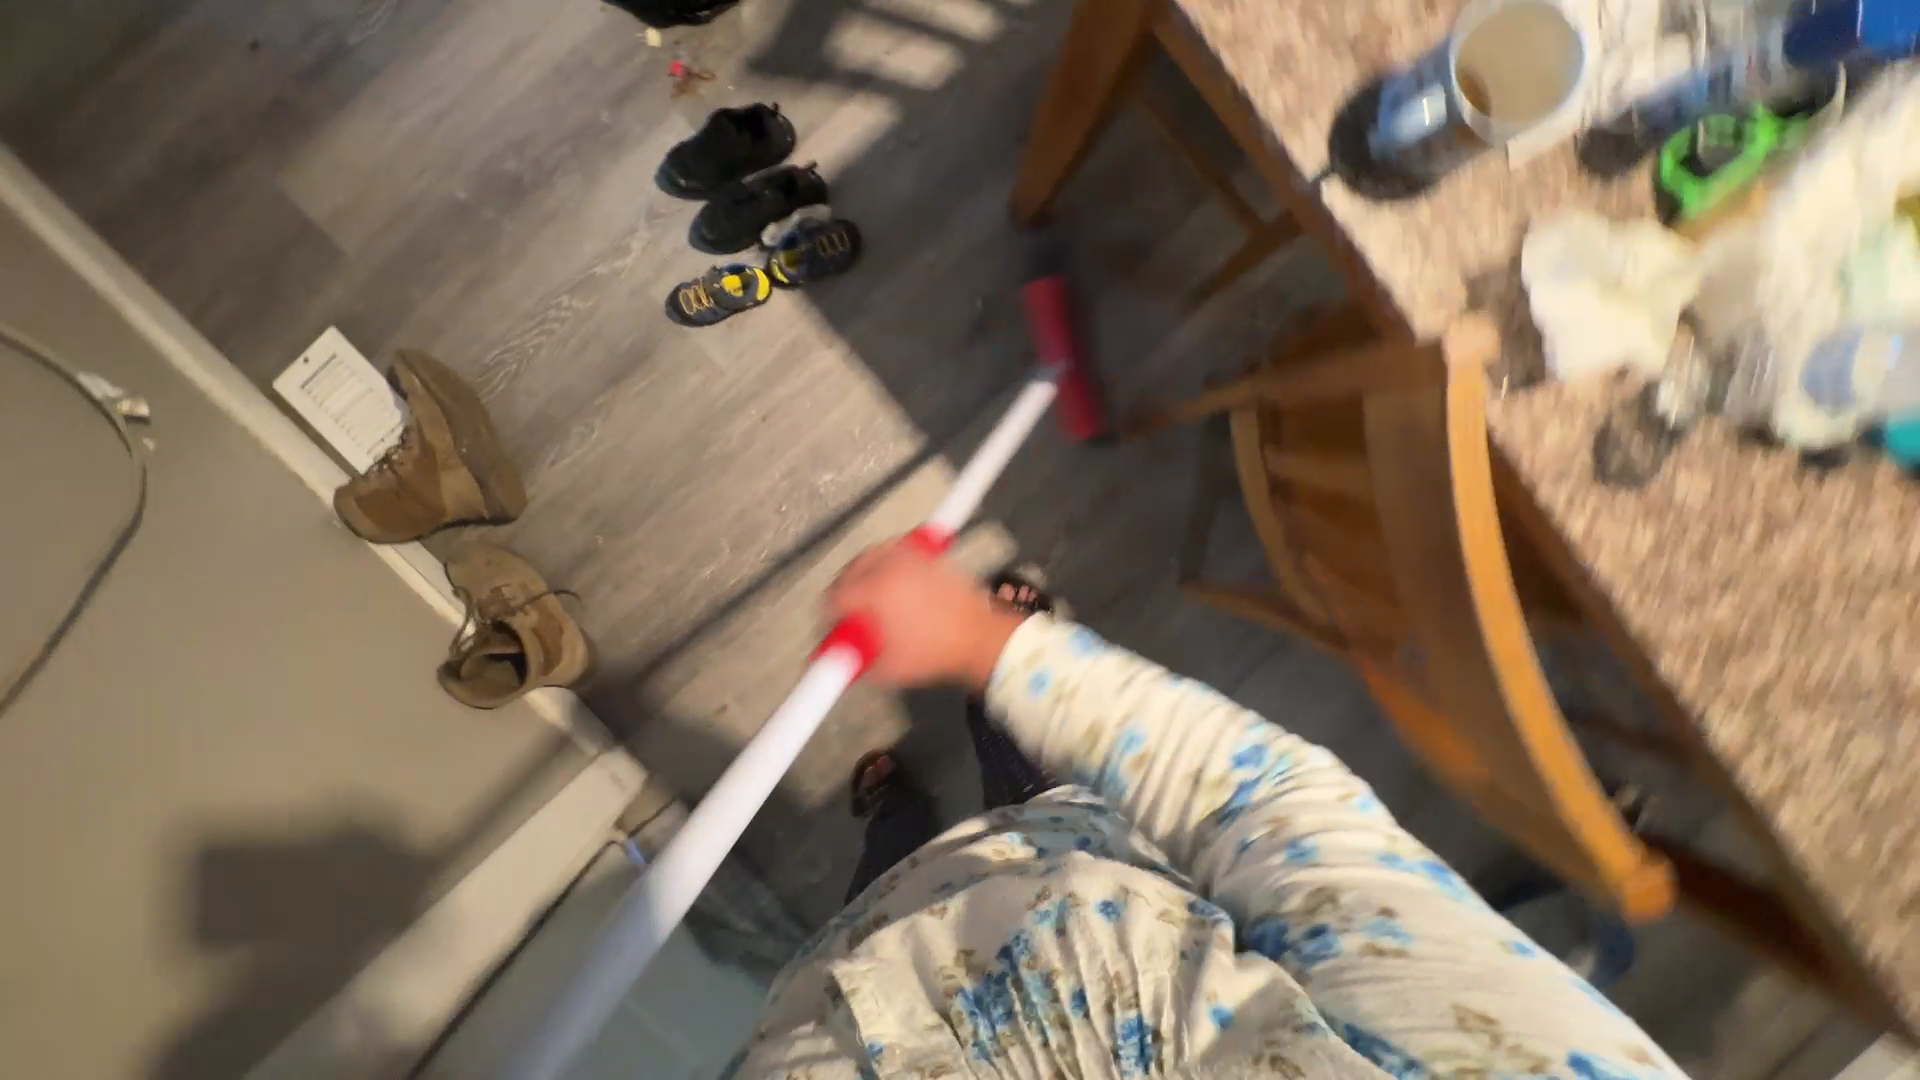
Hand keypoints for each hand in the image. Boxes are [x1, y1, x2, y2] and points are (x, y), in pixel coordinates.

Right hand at [824, 539, 1027, 690]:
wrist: (978, 638)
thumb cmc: (934, 654)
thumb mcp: (886, 668)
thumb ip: (853, 660)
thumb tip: (836, 655)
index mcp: (875, 593)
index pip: (835, 595)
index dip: (830, 613)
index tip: (834, 623)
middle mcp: (889, 566)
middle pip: (850, 570)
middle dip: (844, 589)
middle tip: (849, 609)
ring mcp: (910, 556)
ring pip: (871, 554)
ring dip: (862, 572)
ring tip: (867, 591)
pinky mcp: (928, 554)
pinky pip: (896, 548)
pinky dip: (887, 560)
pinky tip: (891, 579)